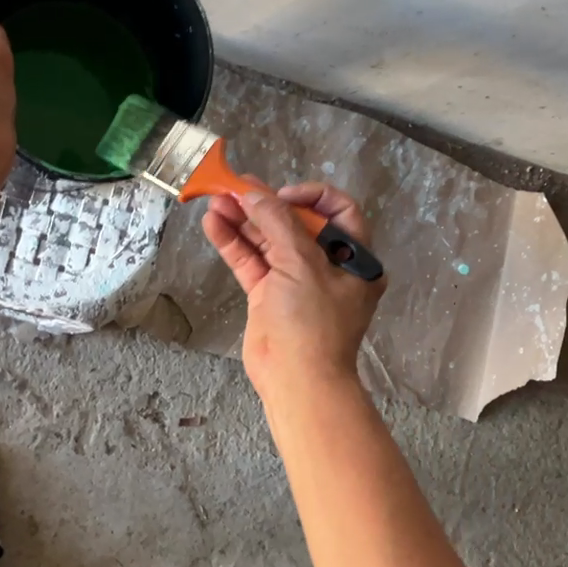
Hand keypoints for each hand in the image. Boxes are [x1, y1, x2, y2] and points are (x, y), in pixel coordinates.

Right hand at [202, 182, 386, 389]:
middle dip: (265, 204)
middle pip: (294, 223)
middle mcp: (326, 265)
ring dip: (242, 221)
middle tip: (235, 186)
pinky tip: (213, 225)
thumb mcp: (301, 265)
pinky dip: (232, 243)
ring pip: (267, 241)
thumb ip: (277, 223)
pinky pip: (250, 262)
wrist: (297, 380)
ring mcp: (294, 281)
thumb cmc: (313, 322)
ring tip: (216, 201)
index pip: (338, 211)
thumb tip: (253, 194)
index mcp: (354, 258)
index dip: (310, 197)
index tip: (281, 195)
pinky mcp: (267, 295)